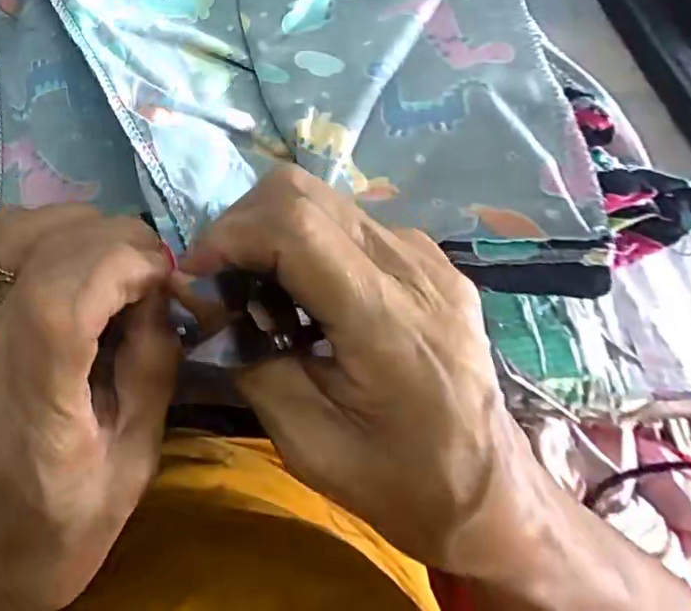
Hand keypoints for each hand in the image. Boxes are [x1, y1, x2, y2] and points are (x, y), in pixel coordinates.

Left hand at [0, 205, 180, 610]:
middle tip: (151, 259)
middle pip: (35, 254)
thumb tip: (159, 286)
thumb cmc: (70, 516)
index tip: (163, 271)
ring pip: (5, 232)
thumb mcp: (136, 459)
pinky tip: (63, 245)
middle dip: (108, 237)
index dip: (117, 265)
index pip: (56, 302)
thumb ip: (151, 364)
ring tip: (113, 249)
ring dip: (71, 223)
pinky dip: (28, 225)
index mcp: (31, 409)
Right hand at [178, 166, 542, 576]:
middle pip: (300, 192)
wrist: (496, 498)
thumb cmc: (399, 482)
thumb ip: (244, 356)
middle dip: (239, 224)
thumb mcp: (305, 441)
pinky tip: (300, 288)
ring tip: (256, 283)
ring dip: (265, 227)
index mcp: (390, 324)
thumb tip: (195, 295)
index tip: (196, 274)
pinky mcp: (424, 256)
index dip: (229, 235)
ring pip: (316, 194)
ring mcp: (425, 256)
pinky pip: (342, 217)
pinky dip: (298, 237)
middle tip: (220, 276)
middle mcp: (414, 271)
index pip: (295, 227)